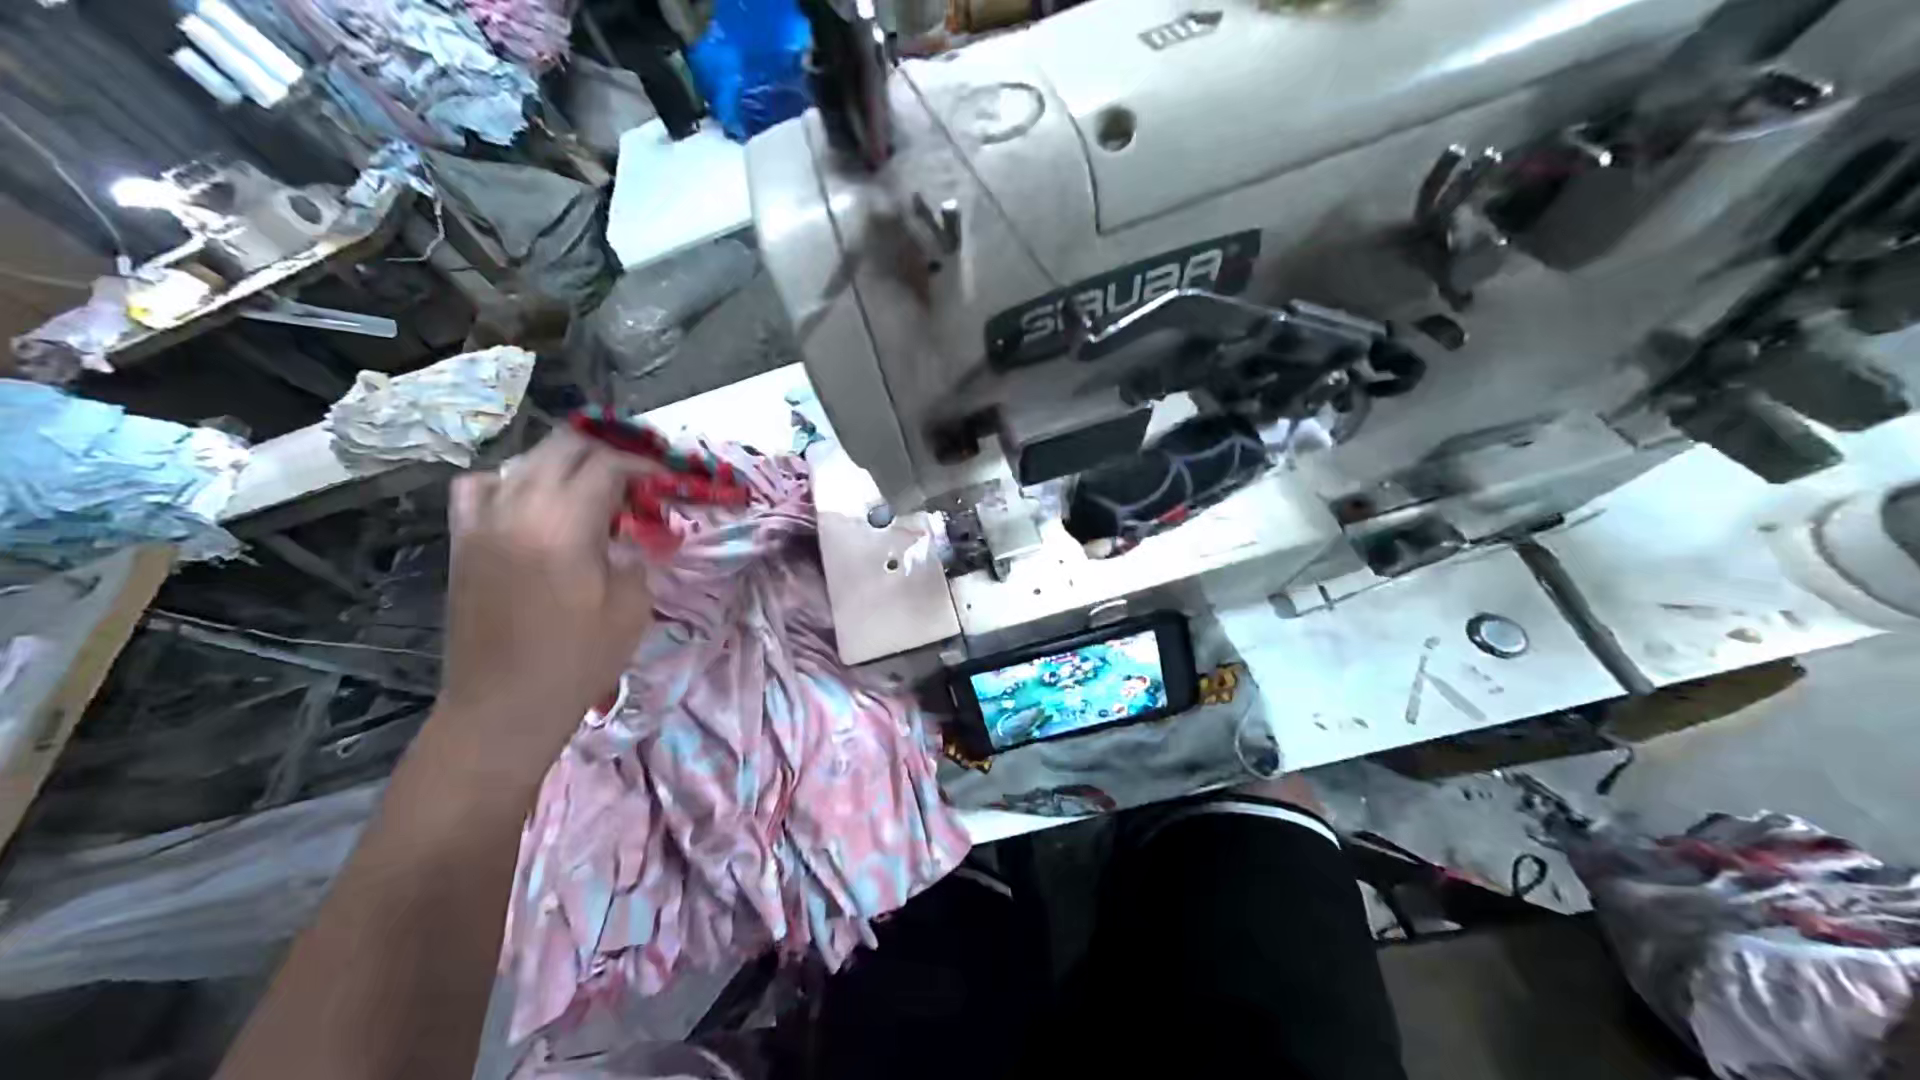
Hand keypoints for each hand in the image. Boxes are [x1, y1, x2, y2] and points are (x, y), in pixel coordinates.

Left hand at [435, 428, 655, 770]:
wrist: (505, 704)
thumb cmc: (578, 659)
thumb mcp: (632, 607)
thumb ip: (637, 554)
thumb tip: (633, 532)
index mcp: (565, 525)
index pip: (607, 466)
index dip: (642, 466)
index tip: (664, 479)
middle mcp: (519, 508)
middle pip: (563, 448)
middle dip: (605, 453)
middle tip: (633, 477)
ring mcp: (483, 521)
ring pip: (524, 461)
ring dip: (563, 464)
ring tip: (589, 489)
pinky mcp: (464, 540)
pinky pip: (481, 487)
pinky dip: (511, 482)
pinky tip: (530, 503)